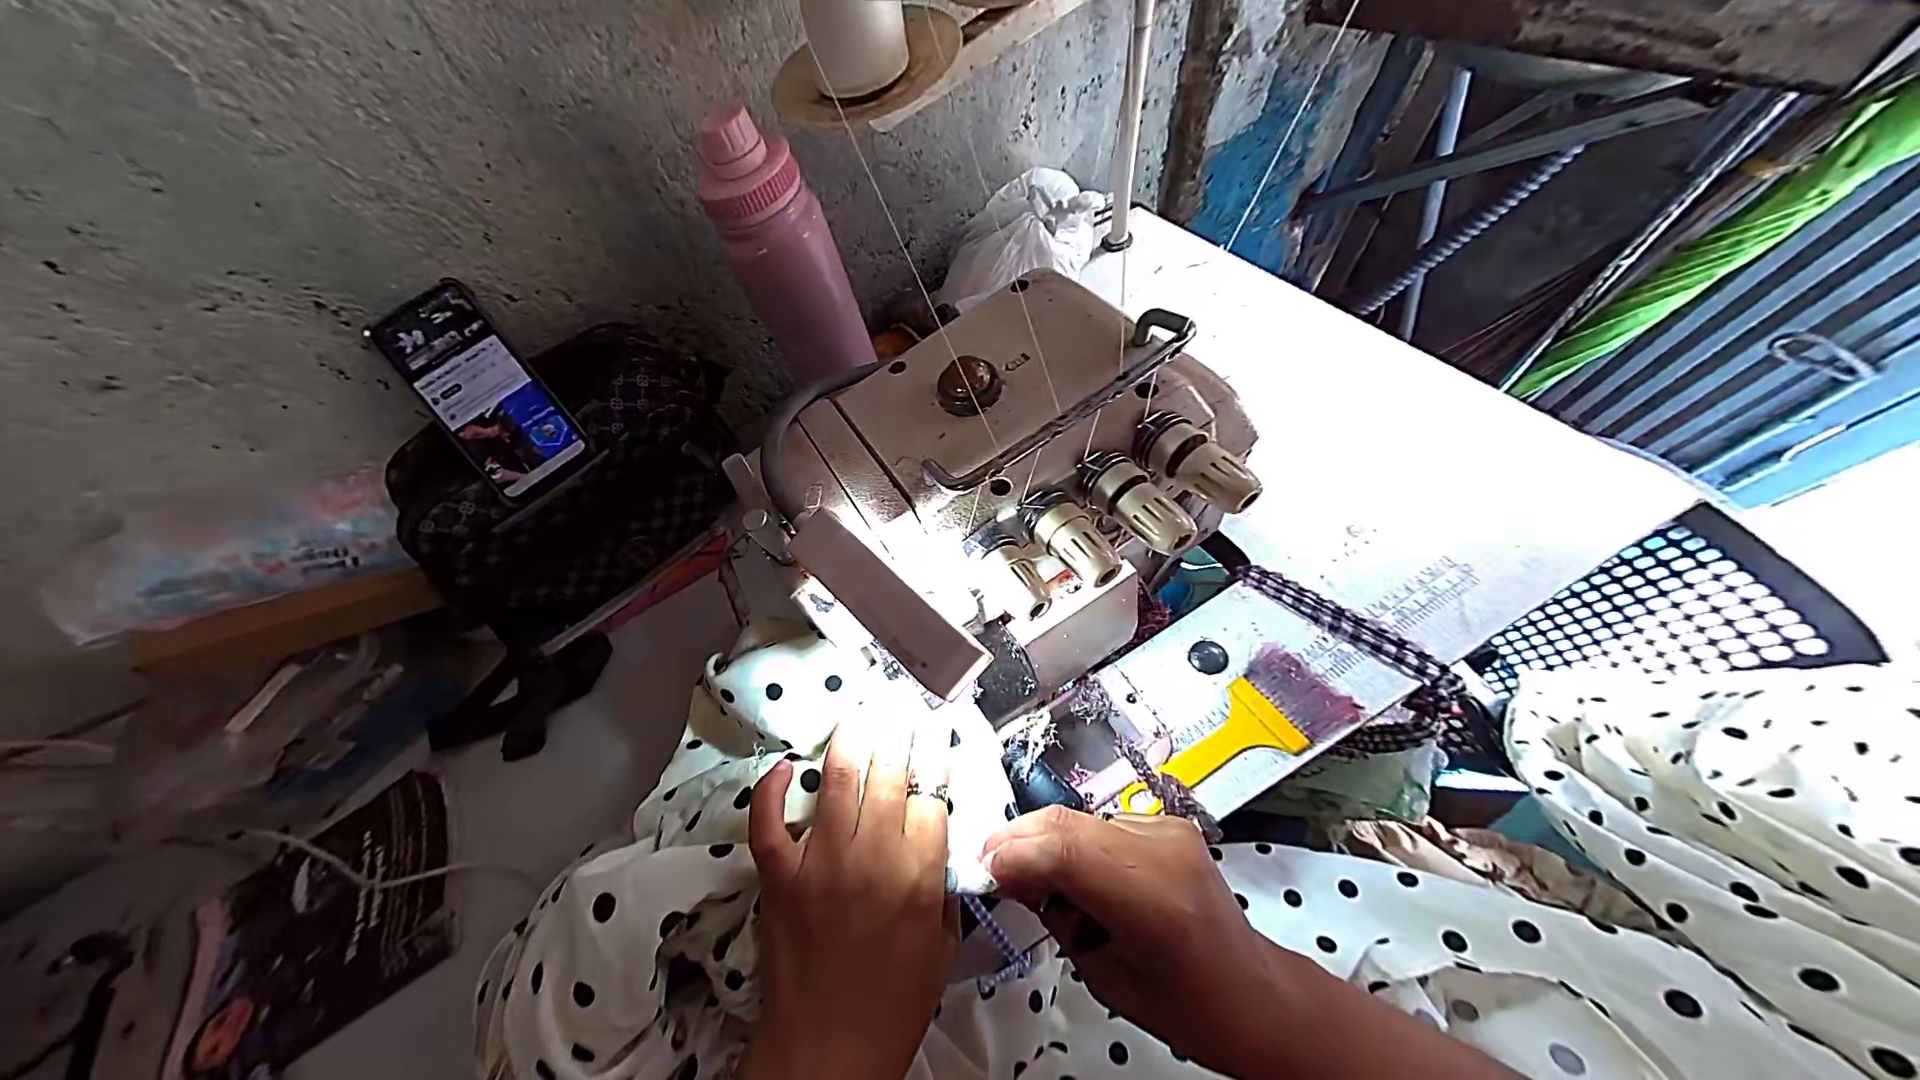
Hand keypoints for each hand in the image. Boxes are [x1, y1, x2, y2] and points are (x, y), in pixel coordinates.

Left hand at [739, 727, 957, 1079]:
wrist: (826, 1055)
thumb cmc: (893, 1004)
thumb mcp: (942, 946)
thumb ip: (944, 885)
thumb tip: (940, 838)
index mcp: (917, 876)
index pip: (931, 795)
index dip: (934, 760)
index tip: (934, 735)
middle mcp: (871, 858)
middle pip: (889, 774)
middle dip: (898, 734)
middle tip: (899, 710)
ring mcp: (820, 863)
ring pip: (837, 781)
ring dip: (850, 741)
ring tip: (859, 715)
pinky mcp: (779, 878)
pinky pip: (769, 822)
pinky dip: (772, 790)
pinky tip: (785, 766)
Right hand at [982, 808, 1522, 1079]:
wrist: (1253, 991)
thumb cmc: (1182, 1006)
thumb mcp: (1106, 975)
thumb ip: (1055, 914)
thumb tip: (1003, 872)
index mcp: (1155, 900)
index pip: (1068, 851)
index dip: (1015, 852)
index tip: (977, 869)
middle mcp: (1163, 848)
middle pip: (1068, 822)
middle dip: (1018, 838)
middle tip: (986, 864)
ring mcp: (1167, 828)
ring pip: (1079, 818)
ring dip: (1043, 839)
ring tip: (1031, 876)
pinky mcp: (1166, 821)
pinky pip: (1099, 823)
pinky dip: (1072, 841)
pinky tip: (1073, 872)